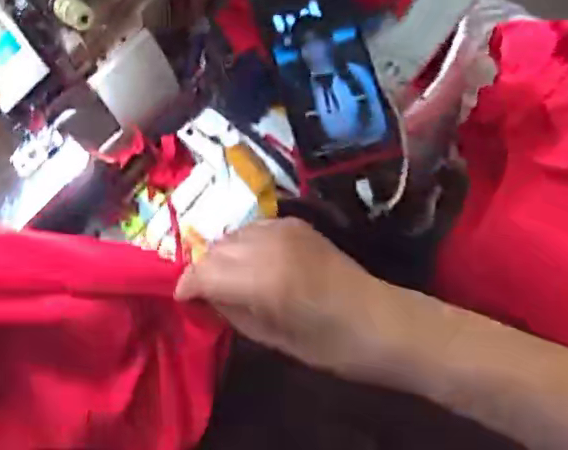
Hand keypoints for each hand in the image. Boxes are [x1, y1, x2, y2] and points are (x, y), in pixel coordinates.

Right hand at [175, 219, 440, 383]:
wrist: (386, 322)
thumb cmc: (333, 346)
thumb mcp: (275, 340)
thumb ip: (232, 312)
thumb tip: (202, 297)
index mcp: (263, 278)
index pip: (204, 271)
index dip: (187, 284)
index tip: (182, 298)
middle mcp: (265, 244)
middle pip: (214, 249)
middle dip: (205, 269)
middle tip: (207, 292)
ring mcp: (279, 227)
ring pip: (230, 235)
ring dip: (223, 255)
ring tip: (232, 278)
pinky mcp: (290, 221)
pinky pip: (251, 228)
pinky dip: (244, 244)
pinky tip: (256, 263)